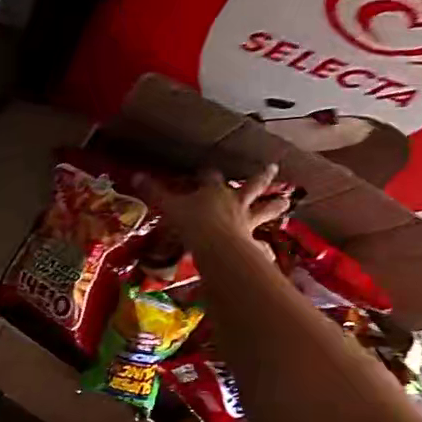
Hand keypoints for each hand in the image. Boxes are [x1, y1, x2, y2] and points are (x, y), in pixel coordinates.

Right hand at [138, 164, 291, 258]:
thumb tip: (135, 176)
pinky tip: (272, 252)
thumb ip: (154, 192)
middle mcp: (235, 203)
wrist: (215, 244)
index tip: (207, 171)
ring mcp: (246, 222)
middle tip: (272, 169)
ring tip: (286, 202)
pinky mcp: (251, 241)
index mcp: (214, 192)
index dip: (208, 174)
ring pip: (265, 210)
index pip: (211, 178)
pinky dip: (266, 249)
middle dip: (260, 178)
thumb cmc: (192, 222)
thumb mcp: (169, 206)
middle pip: (251, 187)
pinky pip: (261, 245)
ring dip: (275, 206)